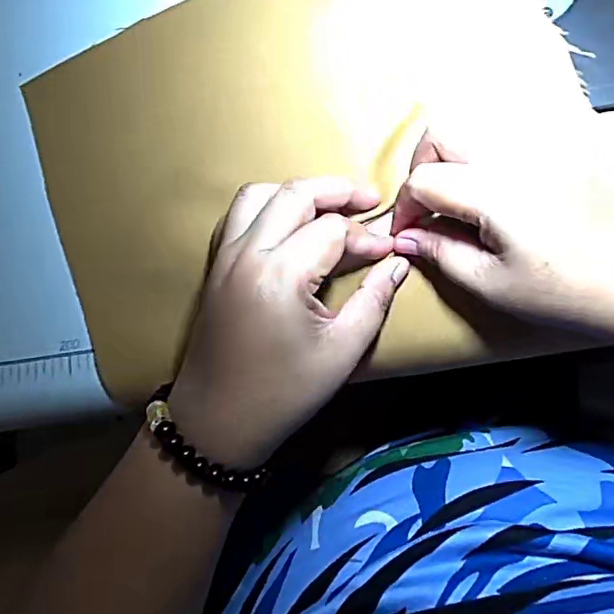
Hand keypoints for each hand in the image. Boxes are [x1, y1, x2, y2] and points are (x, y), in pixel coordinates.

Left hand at [170, 177, 409, 465]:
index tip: (388, 252)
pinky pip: (239, 214)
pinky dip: (269, 205)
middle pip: (295, 194)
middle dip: (337, 191)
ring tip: (330, 206)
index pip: (332, 230)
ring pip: (260, 194)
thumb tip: (398, 262)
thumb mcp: (343, 351)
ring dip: (298, 192)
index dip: (367, 237)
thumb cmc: (284, 393)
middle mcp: (247, 254)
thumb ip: (375, 299)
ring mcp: (225, 257)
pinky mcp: (215, 266)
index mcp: (279, 275)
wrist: (217, 423)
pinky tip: (291, 224)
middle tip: (370, 200)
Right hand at [390, 128, 613, 347]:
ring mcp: (537, 148)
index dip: (405, 207)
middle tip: (429, 205)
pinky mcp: (559, 150)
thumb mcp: (491, 283)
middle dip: (422, 164)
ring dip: (454, 156)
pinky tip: (498, 192)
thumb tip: (407, 237)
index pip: (423, 179)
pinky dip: (487, 154)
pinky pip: (509, 135)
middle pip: (441, 131)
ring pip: (475, 126)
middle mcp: (510, 156)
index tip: (409, 232)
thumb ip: (441, 252)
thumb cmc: (564, 289)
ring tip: (462, 199)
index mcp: (490, 190)